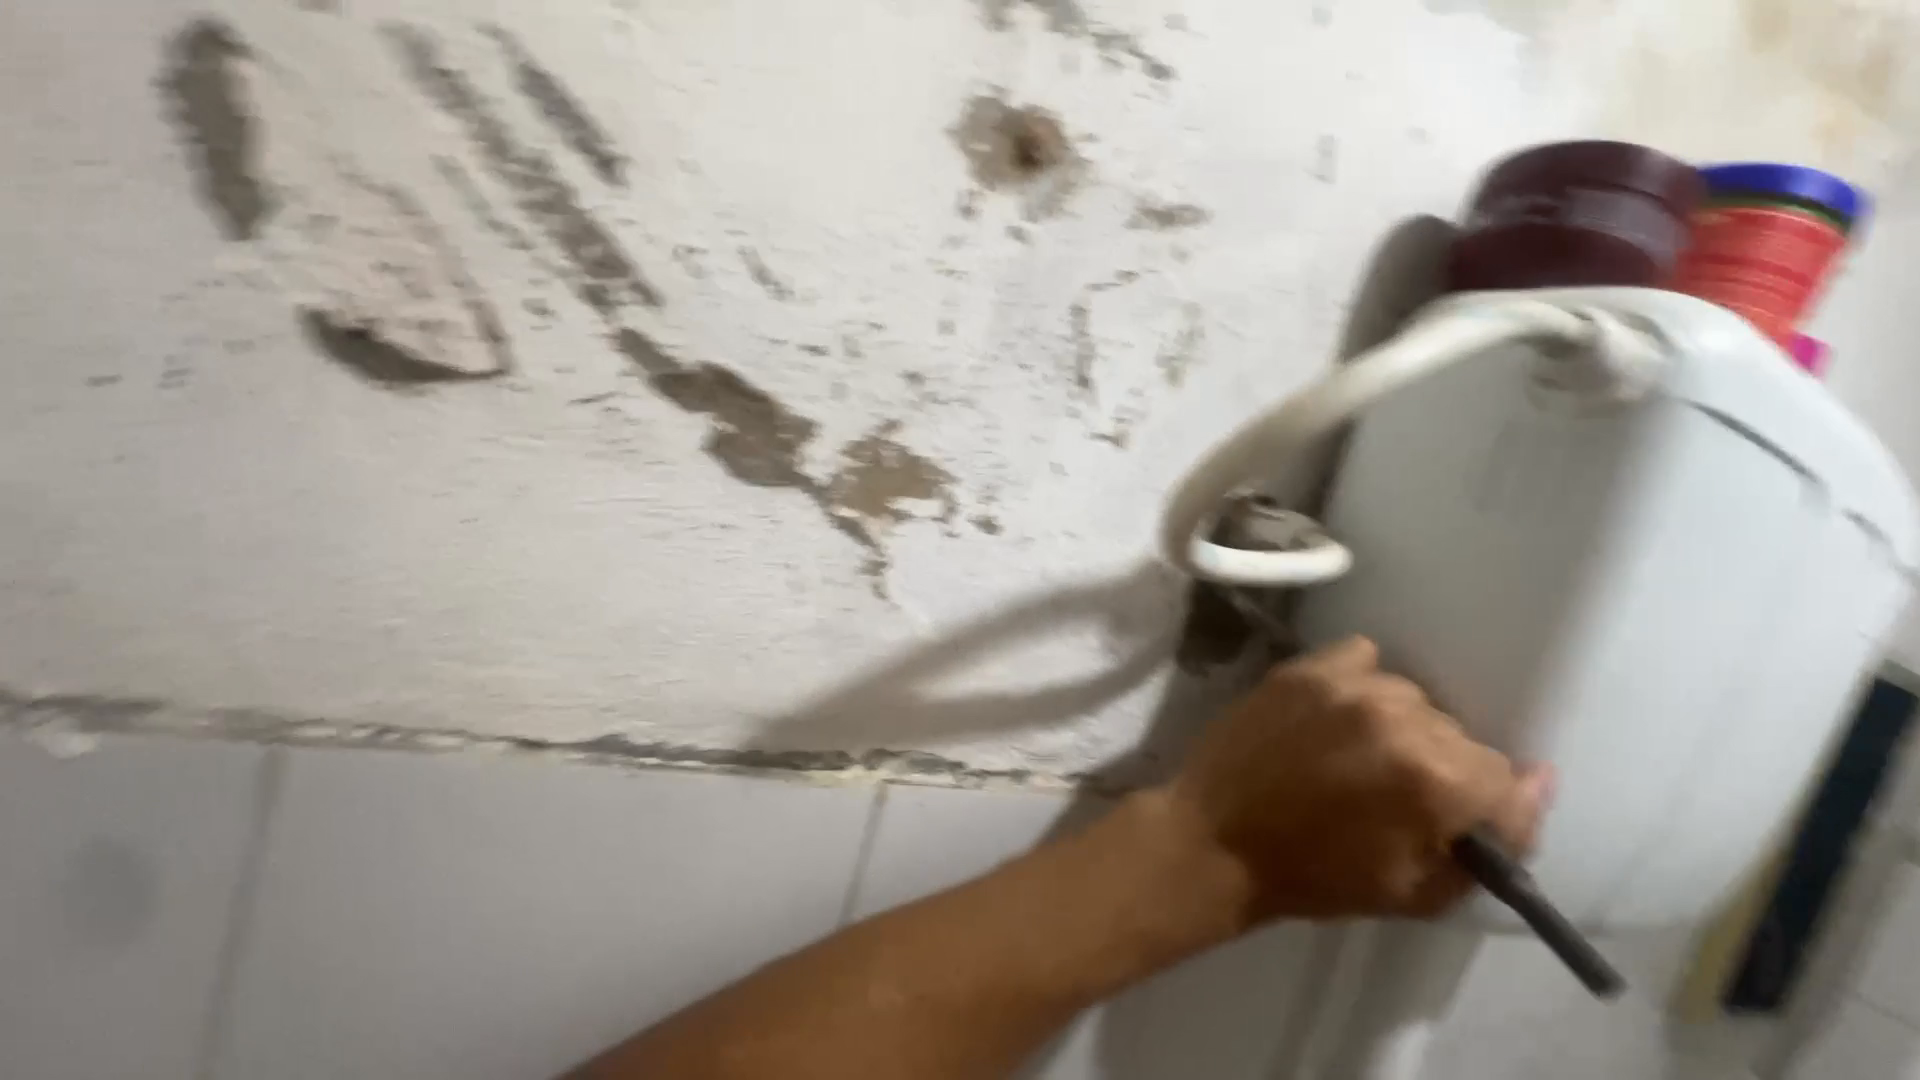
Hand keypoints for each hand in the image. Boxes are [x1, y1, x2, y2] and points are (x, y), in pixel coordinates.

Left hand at [1164, 636, 1551, 921]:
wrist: (1214, 838)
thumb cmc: (1314, 876)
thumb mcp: (1417, 890)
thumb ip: (1492, 842)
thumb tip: (1542, 778)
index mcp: (1435, 777)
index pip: (1502, 779)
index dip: (1480, 810)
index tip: (1446, 823)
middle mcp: (1400, 717)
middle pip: (1456, 736)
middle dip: (1438, 769)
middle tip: (1388, 796)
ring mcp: (1346, 685)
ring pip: (1411, 698)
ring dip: (1398, 727)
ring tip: (1354, 756)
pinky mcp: (1303, 668)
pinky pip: (1362, 658)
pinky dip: (1360, 684)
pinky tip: (1336, 715)